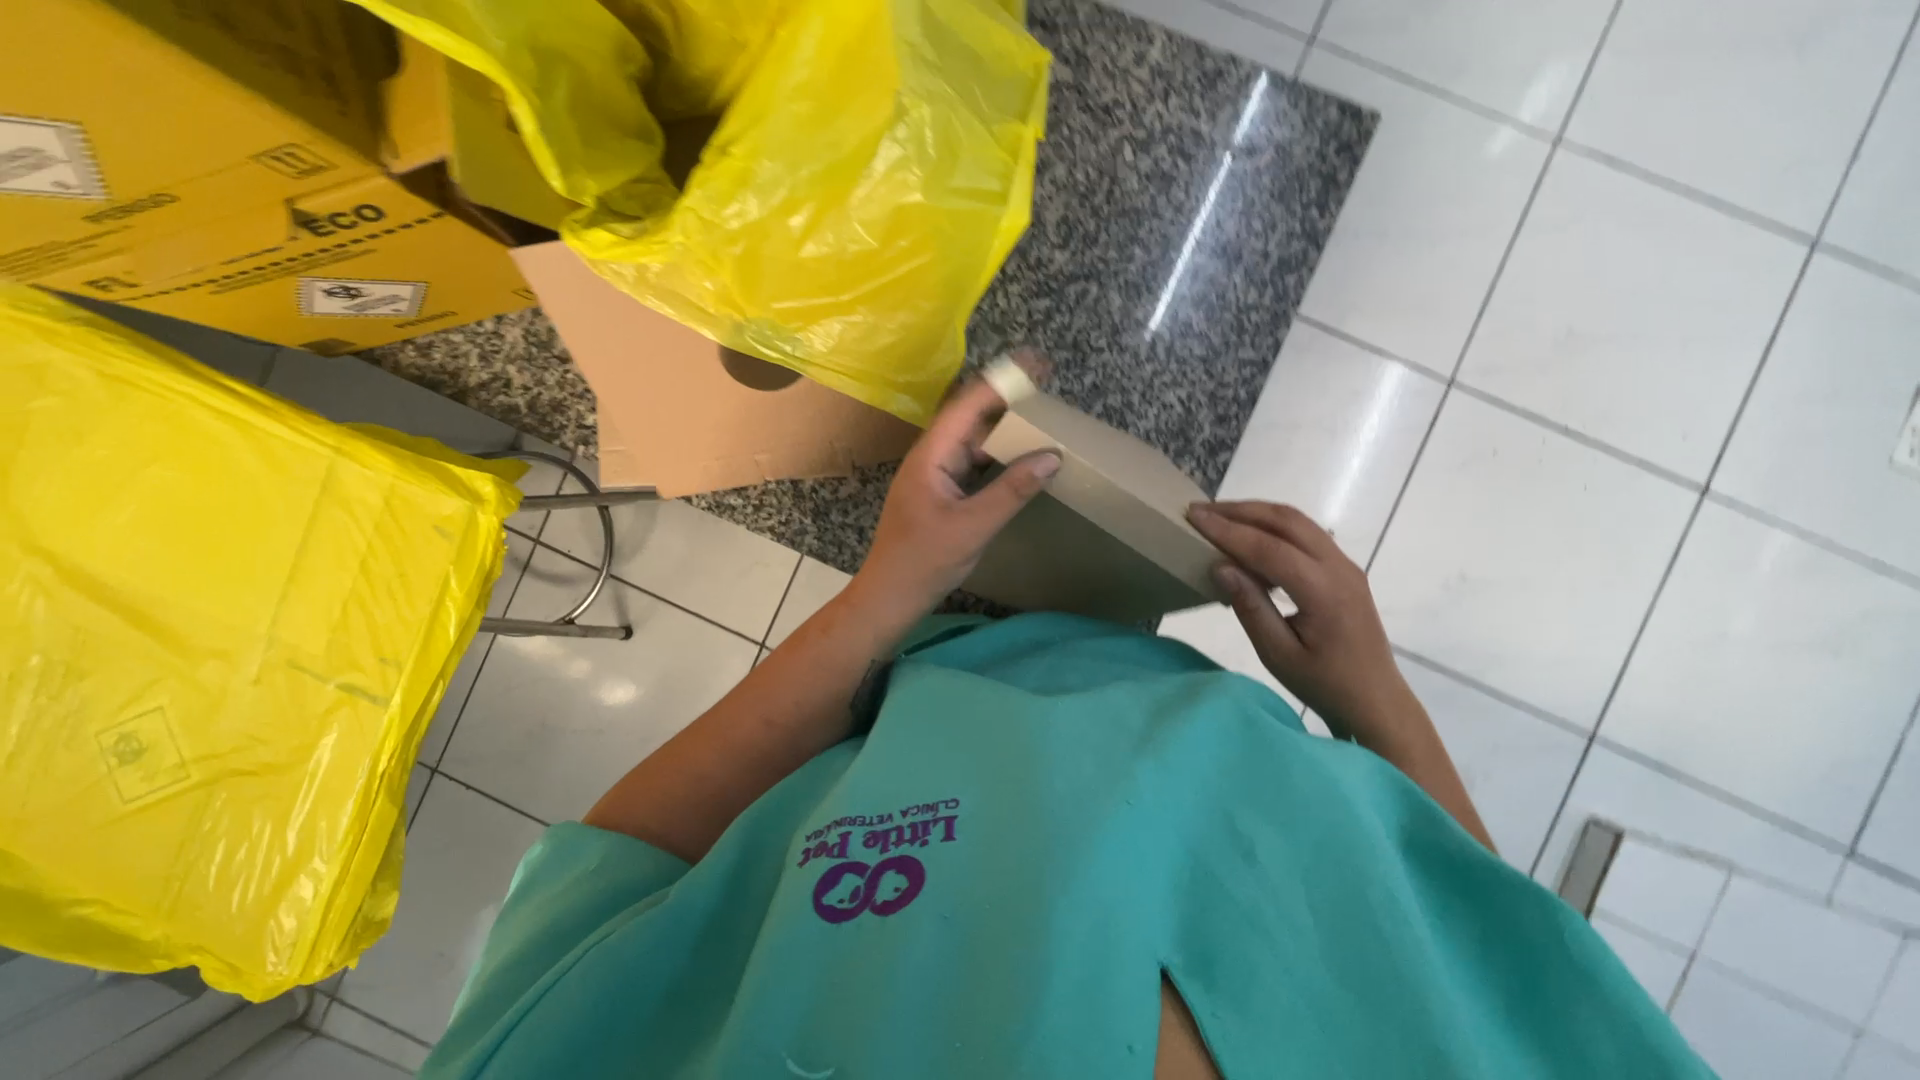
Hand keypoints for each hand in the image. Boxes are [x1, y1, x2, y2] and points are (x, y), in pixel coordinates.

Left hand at [854, 355, 1060, 614]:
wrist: (889, 596)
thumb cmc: (924, 562)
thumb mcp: (973, 527)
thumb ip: (1012, 490)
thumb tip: (1052, 456)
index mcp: (931, 455)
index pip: (968, 404)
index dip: (1002, 381)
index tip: (1036, 366)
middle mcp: (931, 456)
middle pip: (971, 417)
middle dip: (1007, 401)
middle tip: (1046, 394)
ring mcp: (934, 474)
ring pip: (972, 441)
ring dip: (1004, 431)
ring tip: (1042, 422)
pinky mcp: (941, 492)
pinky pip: (971, 463)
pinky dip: (997, 457)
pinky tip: (1020, 461)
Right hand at [1185, 501, 1419, 744]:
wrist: (1375, 700)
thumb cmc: (1324, 684)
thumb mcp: (1278, 655)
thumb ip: (1251, 607)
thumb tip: (1221, 566)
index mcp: (1323, 591)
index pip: (1268, 548)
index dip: (1228, 530)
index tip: (1193, 517)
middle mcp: (1339, 568)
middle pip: (1286, 521)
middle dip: (1240, 511)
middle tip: (1200, 511)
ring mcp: (1345, 565)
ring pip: (1298, 522)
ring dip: (1257, 514)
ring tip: (1219, 517)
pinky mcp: (1343, 570)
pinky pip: (1306, 534)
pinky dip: (1273, 526)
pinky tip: (1249, 536)